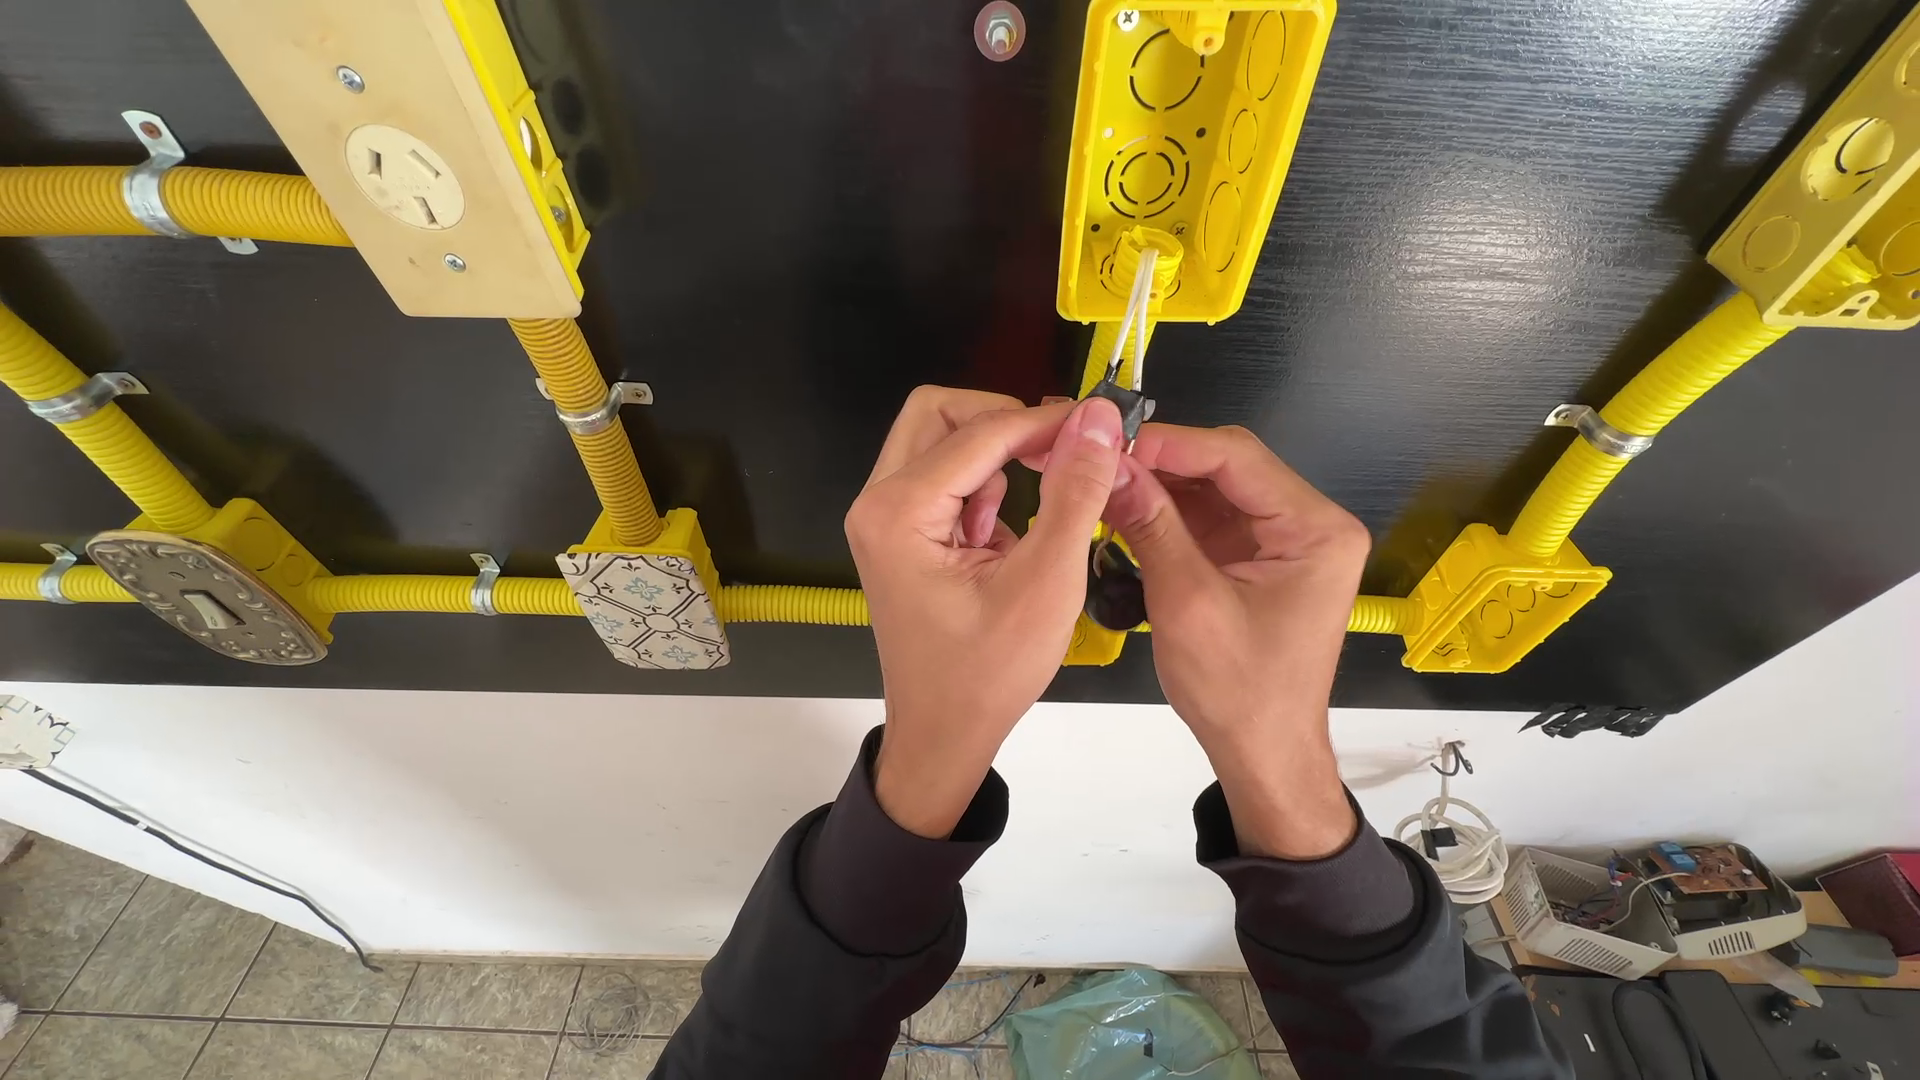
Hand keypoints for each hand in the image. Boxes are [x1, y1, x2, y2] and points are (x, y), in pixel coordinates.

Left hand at [846, 387, 1124, 837]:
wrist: (943, 735)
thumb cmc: (990, 672)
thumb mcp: (1046, 581)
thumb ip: (1074, 492)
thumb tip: (1097, 418)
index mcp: (899, 511)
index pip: (980, 432)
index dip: (1045, 421)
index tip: (1099, 423)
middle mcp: (876, 503)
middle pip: (939, 415)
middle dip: (1004, 421)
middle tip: (1059, 450)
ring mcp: (882, 519)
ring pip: (937, 442)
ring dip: (992, 456)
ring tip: (1038, 502)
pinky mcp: (898, 534)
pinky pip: (939, 480)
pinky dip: (980, 489)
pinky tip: (1005, 534)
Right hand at [1101, 424, 1368, 858]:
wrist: (1262, 753)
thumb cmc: (1237, 689)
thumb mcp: (1188, 603)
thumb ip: (1151, 526)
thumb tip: (1111, 466)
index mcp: (1315, 530)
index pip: (1237, 458)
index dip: (1171, 444)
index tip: (1112, 442)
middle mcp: (1308, 524)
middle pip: (1229, 467)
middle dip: (1164, 462)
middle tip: (1103, 460)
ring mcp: (1282, 541)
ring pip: (1214, 490)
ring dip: (1161, 486)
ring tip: (1106, 481)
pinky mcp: (1256, 559)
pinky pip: (1209, 519)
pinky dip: (1168, 514)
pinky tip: (1127, 509)